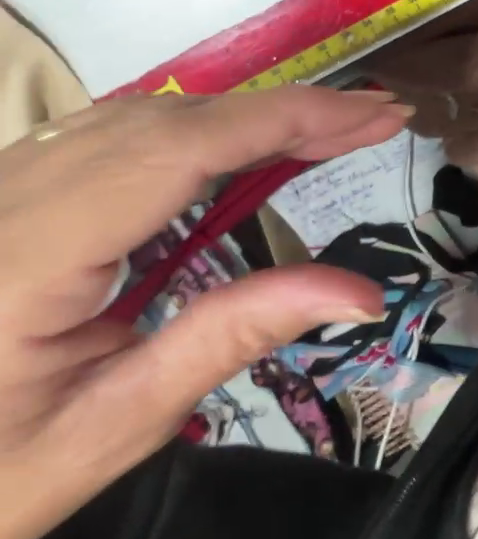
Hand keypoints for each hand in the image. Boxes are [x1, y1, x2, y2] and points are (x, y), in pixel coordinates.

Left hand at [0, 88, 410, 538]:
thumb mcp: (111, 427)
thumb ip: (231, 338)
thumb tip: (364, 293)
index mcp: (16, 264)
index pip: (173, 150)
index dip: (286, 118)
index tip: (380, 116)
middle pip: (159, 121)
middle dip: (282, 111)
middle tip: (378, 121)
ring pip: (128, 119)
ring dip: (244, 116)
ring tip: (331, 130)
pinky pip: (101, 138)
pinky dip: (195, 130)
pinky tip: (246, 147)